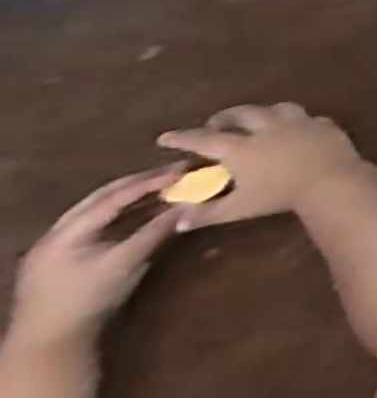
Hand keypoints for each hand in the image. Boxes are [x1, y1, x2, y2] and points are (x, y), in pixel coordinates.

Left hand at [6, 165, 184, 349]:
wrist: (49, 341)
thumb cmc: (87, 298)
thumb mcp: (127, 262)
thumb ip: (158, 229)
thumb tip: (192, 202)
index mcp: (66, 234)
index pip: (114, 197)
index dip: (150, 181)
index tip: (184, 169)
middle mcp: (58, 233)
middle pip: (102, 197)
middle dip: (141, 181)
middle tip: (178, 170)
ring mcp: (60, 244)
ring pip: (101, 208)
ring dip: (136, 194)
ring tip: (168, 184)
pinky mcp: (69, 253)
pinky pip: (102, 222)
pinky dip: (128, 210)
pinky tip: (150, 208)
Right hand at [157, 104, 368, 230]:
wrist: (331, 179)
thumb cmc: (280, 195)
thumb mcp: (238, 208)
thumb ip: (206, 214)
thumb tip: (178, 222)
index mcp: (243, 148)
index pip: (205, 139)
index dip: (183, 138)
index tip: (167, 136)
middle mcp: (269, 128)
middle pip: (243, 113)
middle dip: (225, 116)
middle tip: (215, 124)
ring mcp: (300, 122)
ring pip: (278, 107)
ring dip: (262, 112)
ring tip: (256, 120)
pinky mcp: (323, 123)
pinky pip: (306, 117)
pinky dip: (294, 120)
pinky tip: (294, 128)